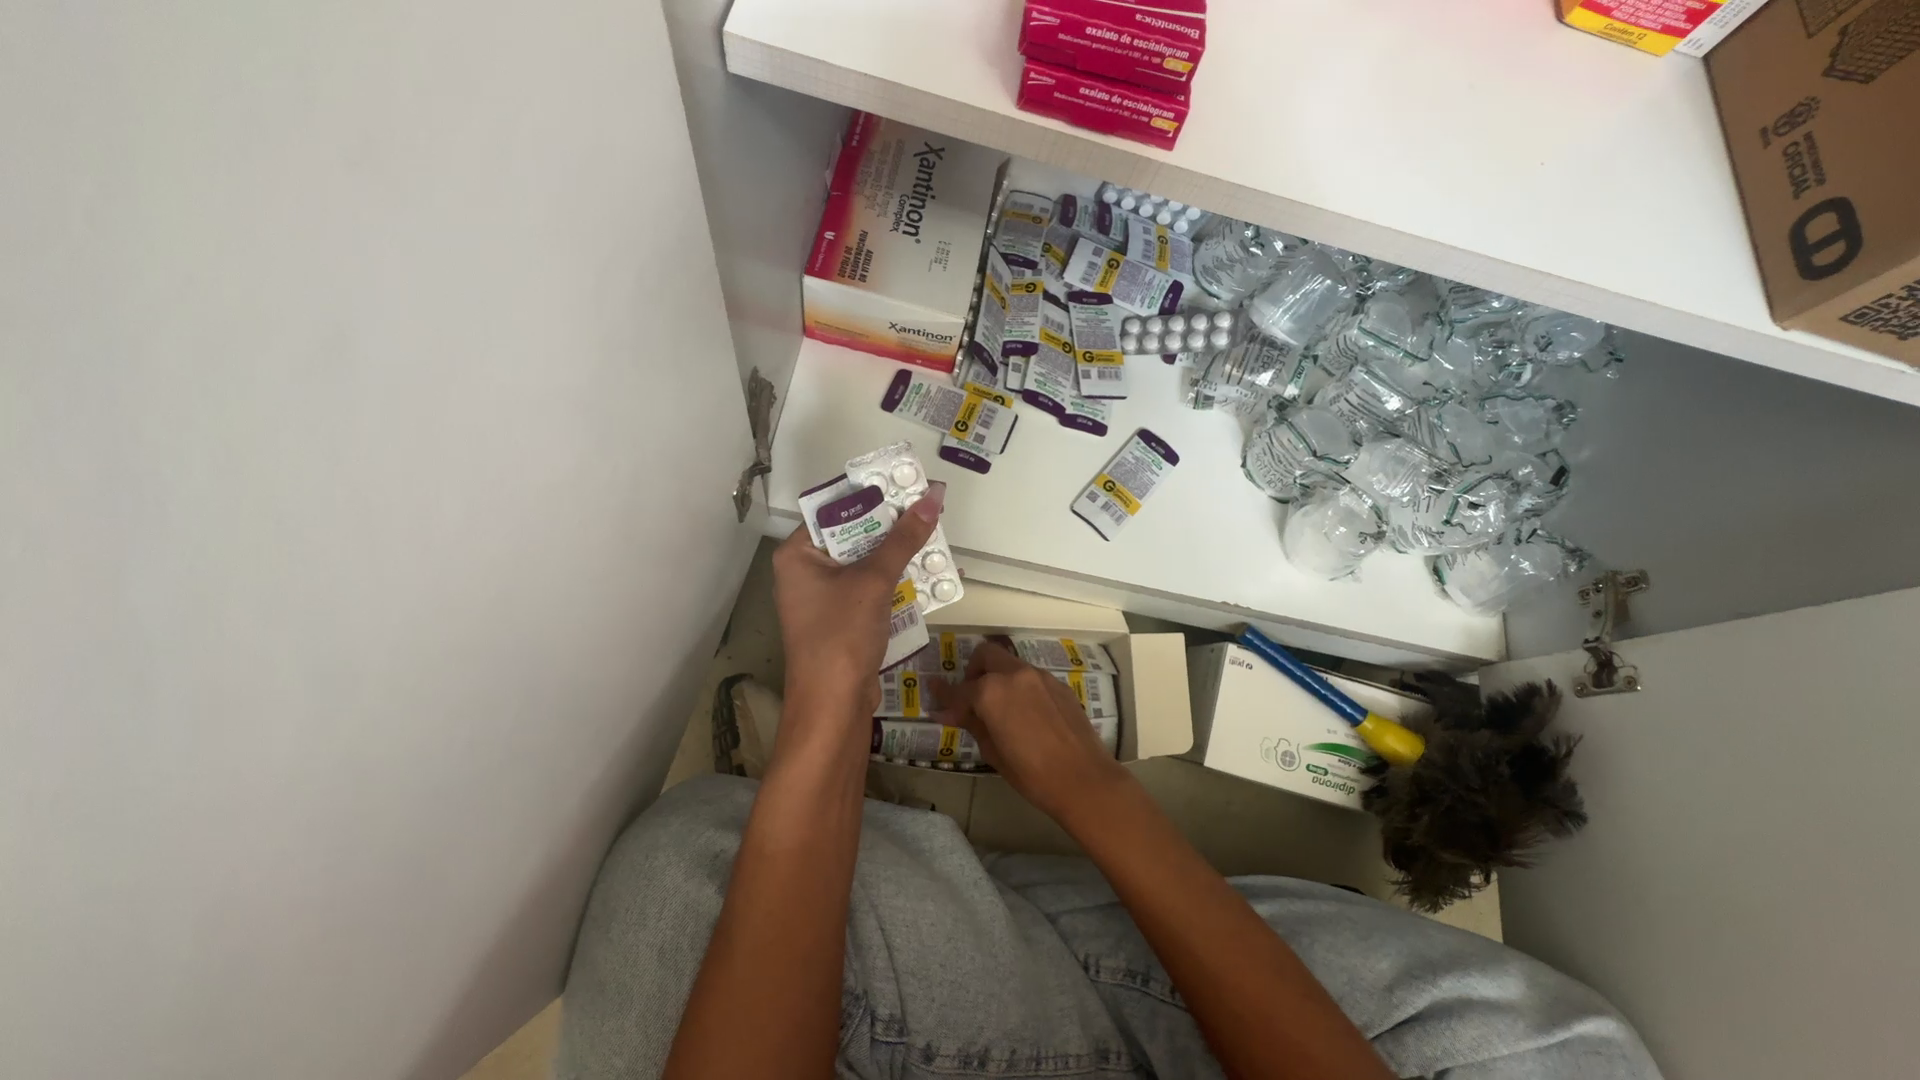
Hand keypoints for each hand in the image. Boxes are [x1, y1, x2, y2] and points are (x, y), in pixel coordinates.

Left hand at [772, 483, 943, 725]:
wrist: (834, 706)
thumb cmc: (842, 636)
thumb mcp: (874, 581)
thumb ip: (904, 538)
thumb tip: (931, 496)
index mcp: (798, 554)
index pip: (833, 510)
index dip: (870, 496)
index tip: (906, 484)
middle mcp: (805, 572)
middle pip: (853, 536)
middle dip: (892, 527)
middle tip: (928, 509)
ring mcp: (823, 599)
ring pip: (866, 564)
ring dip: (899, 556)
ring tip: (936, 539)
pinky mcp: (843, 621)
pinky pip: (871, 590)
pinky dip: (897, 583)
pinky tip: (929, 576)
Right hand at [935, 640, 1130, 823]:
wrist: (1084, 779)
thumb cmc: (1032, 773)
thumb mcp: (993, 751)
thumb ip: (971, 723)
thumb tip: (949, 712)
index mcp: (992, 691)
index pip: (959, 690)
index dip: (945, 698)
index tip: (936, 702)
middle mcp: (1015, 674)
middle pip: (986, 655)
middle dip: (973, 672)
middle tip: (972, 699)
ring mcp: (1041, 677)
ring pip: (1011, 665)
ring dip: (998, 678)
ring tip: (1000, 710)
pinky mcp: (1059, 685)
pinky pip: (1031, 678)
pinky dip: (1020, 687)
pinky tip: (1025, 715)